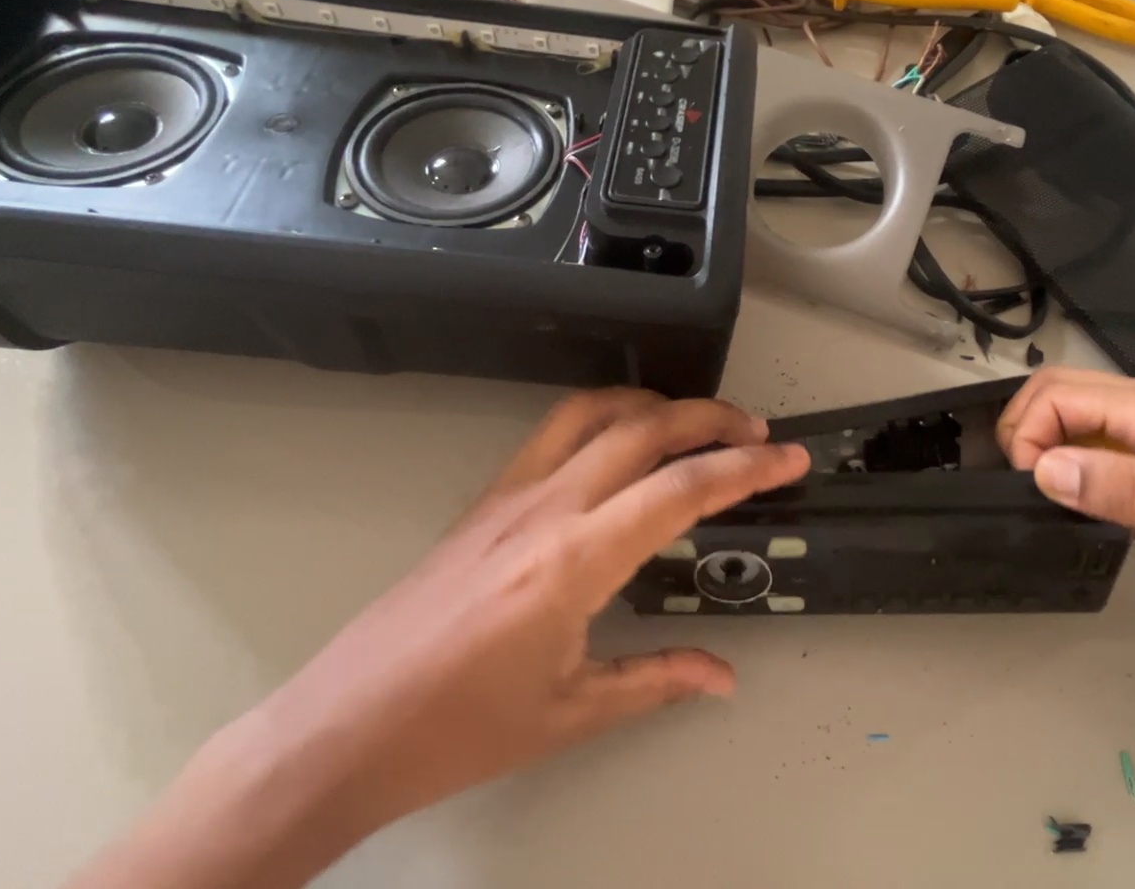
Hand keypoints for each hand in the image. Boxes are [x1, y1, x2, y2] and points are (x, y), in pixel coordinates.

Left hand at [245, 390, 809, 830]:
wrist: (346, 726)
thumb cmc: (459, 729)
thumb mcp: (572, 713)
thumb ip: (657, 681)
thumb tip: (722, 677)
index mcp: (574, 561)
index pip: (680, 490)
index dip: (745, 467)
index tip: (788, 457)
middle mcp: (544, 509)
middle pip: (642, 429)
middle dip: (711, 418)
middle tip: (757, 430)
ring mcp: (508, 497)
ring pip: (590, 412)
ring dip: (652, 404)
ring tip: (695, 422)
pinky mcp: (485, 502)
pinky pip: (554, 434)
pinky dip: (603, 418)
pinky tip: (620, 446)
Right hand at [997, 368, 1134, 612]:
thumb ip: (1126, 491)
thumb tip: (1044, 468)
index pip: (1059, 394)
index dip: (1028, 435)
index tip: (1033, 491)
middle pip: (1063, 391)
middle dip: (1028, 433)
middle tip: (1034, 494)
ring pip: (1083, 413)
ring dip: (1054, 448)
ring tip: (1062, 504)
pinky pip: (1109, 439)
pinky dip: (1084, 464)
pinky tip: (1100, 505)